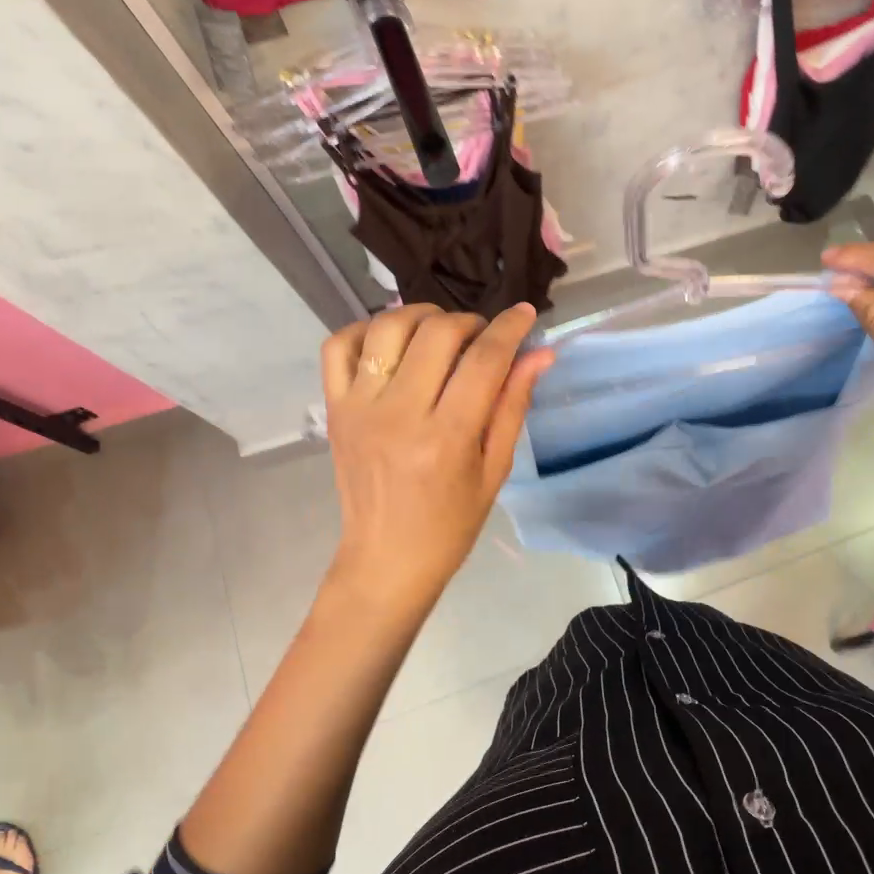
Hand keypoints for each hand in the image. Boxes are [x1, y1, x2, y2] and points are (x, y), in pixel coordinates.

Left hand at [320, 303, 553, 609]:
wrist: (386, 559)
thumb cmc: (451, 524)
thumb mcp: (495, 470)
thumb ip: (513, 405)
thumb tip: (539, 353)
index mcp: (446, 437)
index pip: (483, 360)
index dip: (509, 328)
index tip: (524, 314)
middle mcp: (399, 414)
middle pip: (437, 332)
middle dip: (470, 322)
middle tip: (483, 338)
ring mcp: (359, 408)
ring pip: (388, 327)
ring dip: (422, 317)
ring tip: (441, 334)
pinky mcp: (334, 408)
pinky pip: (339, 346)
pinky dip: (367, 330)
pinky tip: (393, 343)